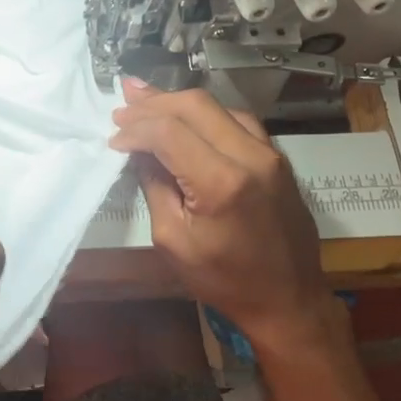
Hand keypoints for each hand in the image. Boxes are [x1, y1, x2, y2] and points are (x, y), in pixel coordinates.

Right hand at [108, 78, 331, 347]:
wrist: (287, 298)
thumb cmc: (223, 279)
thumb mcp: (173, 240)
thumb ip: (156, 187)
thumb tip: (141, 152)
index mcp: (221, 182)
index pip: (169, 132)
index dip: (135, 128)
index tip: (112, 138)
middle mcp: (250, 156)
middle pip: (195, 106)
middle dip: (154, 103)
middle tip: (122, 105)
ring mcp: (269, 154)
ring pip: (219, 107)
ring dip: (179, 103)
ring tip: (146, 102)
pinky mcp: (277, 158)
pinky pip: (238, 121)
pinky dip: (206, 114)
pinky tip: (186, 118)